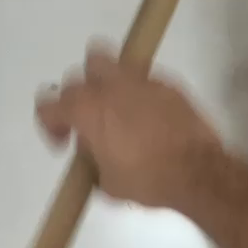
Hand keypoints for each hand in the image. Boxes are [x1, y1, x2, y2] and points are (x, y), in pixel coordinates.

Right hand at [36, 45, 225, 209]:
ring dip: (108, 84)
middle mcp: (109, 85)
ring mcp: (141, 79)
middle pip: (80, 74)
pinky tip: (150, 118)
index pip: (49, 104)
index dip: (50, 124)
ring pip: (112, 64)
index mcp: (87, 109)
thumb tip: (95, 153)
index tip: (63, 142)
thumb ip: (93, 161)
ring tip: (119, 111)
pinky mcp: (168, 83)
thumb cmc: (148, 181)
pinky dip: (141, 95)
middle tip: (91, 122)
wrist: (198, 172)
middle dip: (80, 97)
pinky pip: (145, 80)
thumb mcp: (109, 184)